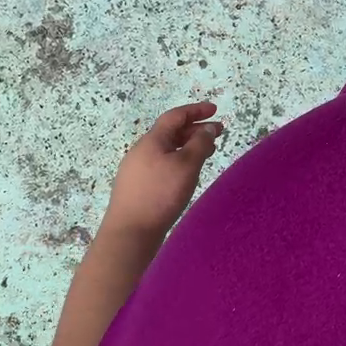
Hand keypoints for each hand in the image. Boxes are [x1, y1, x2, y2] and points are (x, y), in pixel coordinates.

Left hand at [101, 102, 223, 237]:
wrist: (128, 235)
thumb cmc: (160, 195)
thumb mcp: (187, 165)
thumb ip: (200, 143)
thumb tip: (207, 128)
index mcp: (151, 141)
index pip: (175, 116)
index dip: (196, 110)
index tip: (215, 110)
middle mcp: (141, 151)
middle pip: (170, 132)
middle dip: (195, 129)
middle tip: (218, 133)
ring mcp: (135, 170)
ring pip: (166, 149)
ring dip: (188, 146)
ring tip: (208, 153)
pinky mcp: (136, 187)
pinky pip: (161, 163)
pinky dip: (178, 160)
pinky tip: (187, 173)